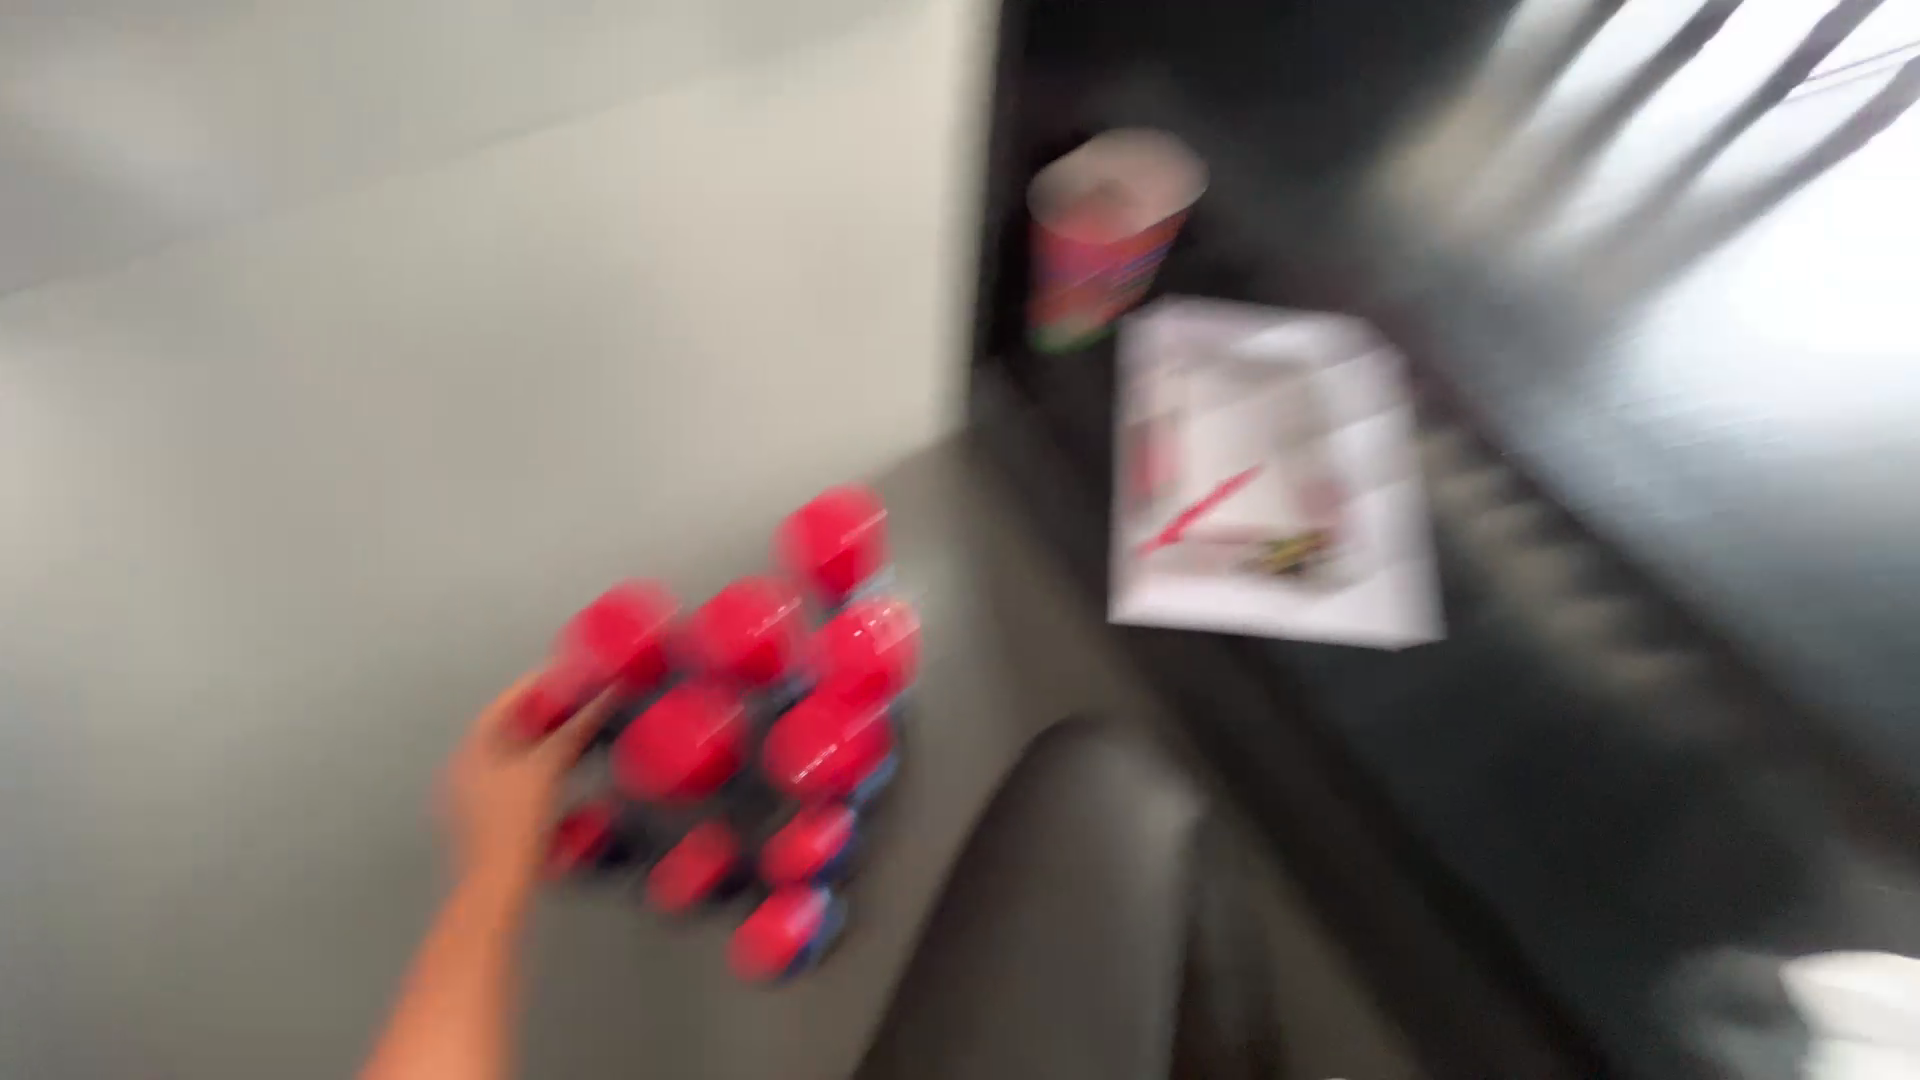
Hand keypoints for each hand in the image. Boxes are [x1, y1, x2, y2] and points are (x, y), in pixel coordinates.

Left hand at [438, 673, 611, 890]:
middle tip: (575, 699)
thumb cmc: (515, 822)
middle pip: (508, 728)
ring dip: (545, 737)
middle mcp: (466, 769)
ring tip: (575, 728)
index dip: (534, 685)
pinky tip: (564, 766)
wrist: (499, 882)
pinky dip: (541, 762)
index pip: (503, 704)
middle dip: (543, 712)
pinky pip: (517, 774)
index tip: (563, 673)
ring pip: (514, 752)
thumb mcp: (549, 767)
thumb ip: (576, 729)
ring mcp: (475, 794)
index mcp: (471, 751)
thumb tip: (603, 699)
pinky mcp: (490, 815)